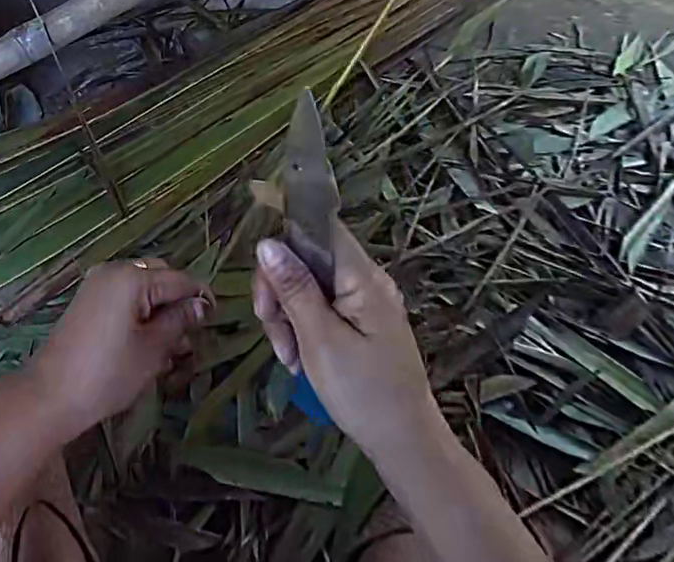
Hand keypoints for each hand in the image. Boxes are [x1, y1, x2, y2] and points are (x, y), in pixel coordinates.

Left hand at [27, 259, 211, 436]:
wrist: (51, 396)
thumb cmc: (107, 373)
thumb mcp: (152, 349)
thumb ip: (178, 321)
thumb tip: (201, 305)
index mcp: (131, 277)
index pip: (178, 279)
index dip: (200, 297)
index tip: (218, 318)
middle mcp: (113, 271)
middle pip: (159, 277)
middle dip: (178, 302)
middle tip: (192, 336)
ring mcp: (97, 284)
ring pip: (142, 288)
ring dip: (160, 310)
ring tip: (172, 348)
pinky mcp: (88, 300)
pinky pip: (124, 296)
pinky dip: (140, 312)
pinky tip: (149, 343)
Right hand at [252, 221, 438, 455]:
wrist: (407, 447)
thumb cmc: (364, 393)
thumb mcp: (319, 340)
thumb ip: (294, 288)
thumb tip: (266, 242)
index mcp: (362, 276)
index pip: (317, 228)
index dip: (284, 243)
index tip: (267, 285)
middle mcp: (366, 278)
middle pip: (306, 258)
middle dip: (280, 290)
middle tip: (273, 333)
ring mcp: (364, 299)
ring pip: (308, 283)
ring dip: (287, 313)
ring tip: (288, 356)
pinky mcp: (360, 319)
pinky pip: (321, 304)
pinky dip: (302, 325)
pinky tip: (299, 356)